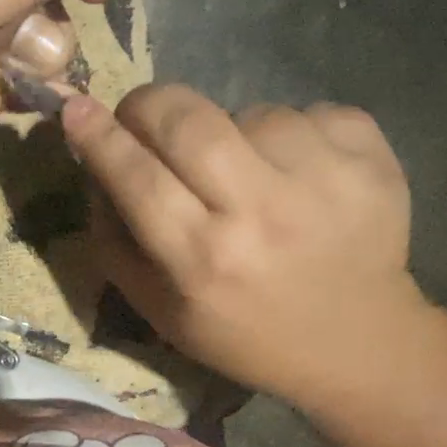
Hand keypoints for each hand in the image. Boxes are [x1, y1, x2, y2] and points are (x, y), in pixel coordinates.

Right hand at [61, 85, 420, 400]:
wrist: (352, 340)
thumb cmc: (240, 332)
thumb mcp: (159, 310)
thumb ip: (115, 244)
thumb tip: (97, 170)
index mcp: (202, 259)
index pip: (137, 177)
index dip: (100, 138)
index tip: (76, 110)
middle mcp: (261, 213)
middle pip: (188, 121)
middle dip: (150, 105)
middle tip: (142, 115)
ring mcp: (323, 178)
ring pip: (249, 112)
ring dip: (230, 132)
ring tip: (243, 172)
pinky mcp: (370, 155)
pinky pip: (306, 112)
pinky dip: (288, 135)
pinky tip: (296, 174)